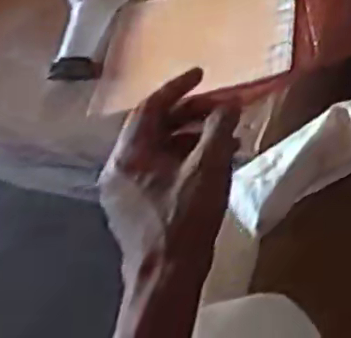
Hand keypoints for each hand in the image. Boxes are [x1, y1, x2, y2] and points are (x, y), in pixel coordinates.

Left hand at [100, 68, 237, 336]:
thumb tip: (230, 103)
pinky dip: (190, 155)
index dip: (178, 87)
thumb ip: (219, 127)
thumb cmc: (185, 216)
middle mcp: (121, 170)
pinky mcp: (139, 205)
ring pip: (163, 146)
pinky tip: (218, 160)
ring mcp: (127, 190)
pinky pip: (165, 166)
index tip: (202, 73)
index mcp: (129, 156)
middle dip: (194, 113)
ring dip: (196, 135)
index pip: (149, 107)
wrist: (167, 277)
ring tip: (228, 136)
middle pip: (157, 126)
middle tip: (224, 107)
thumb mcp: (209, 164)